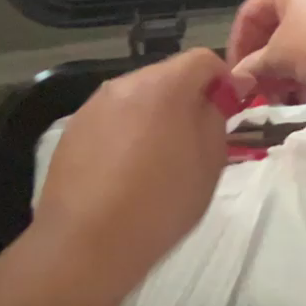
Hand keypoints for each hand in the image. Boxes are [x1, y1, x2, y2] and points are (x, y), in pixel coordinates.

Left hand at [32, 48, 232, 288]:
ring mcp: (94, 106)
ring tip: (160, 154)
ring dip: (156, 112)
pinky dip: (128, 130)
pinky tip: (128, 167)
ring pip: (139, 95)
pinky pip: (113, 117)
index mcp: (165, 85)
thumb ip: (217, 116)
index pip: (205, 59)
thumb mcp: (210, 160)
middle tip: (197, 134)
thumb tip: (220, 95)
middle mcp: (126, 84)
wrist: (85, 246)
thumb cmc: (161, 202)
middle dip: (188, 95)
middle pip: (169, 74)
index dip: (224, 80)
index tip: (232, 109)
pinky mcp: (73, 130)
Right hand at [226, 0, 305, 95]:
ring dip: (290, 72)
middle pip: (277, 28)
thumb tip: (236, 78)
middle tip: (261, 93)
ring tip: (289, 99)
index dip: (237, 46)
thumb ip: (254, 66)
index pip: (250, 12)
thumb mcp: (282, 56)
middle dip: (266, 64)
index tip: (234, 78)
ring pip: (302, 42)